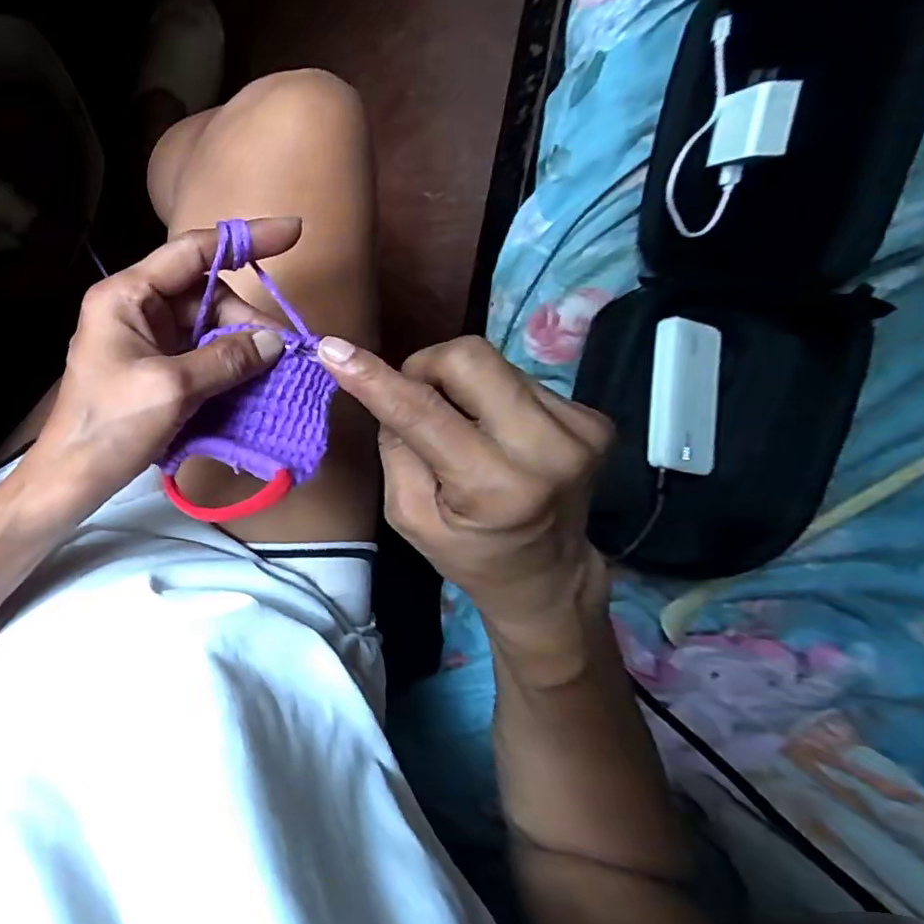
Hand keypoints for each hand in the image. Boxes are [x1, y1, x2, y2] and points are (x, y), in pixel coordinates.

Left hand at [16, 217, 302, 518]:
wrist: (70, 476)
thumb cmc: (109, 426)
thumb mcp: (172, 388)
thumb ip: (225, 358)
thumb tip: (274, 341)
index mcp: (125, 296)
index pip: (191, 251)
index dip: (243, 240)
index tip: (295, 232)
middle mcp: (132, 308)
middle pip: (202, 293)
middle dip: (243, 317)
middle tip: (282, 349)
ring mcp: (140, 340)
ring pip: (202, 326)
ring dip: (237, 345)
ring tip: (270, 371)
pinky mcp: (148, 368)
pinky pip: (194, 353)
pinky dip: (221, 364)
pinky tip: (249, 381)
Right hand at [316, 334, 615, 648]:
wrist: (549, 573)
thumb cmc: (465, 551)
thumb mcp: (408, 514)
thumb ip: (398, 450)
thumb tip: (387, 389)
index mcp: (495, 486)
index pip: (422, 412)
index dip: (373, 378)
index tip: (332, 350)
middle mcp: (548, 447)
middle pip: (468, 358)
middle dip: (422, 368)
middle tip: (410, 400)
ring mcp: (578, 427)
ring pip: (490, 362)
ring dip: (454, 385)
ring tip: (455, 426)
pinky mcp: (591, 415)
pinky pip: (513, 376)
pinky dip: (484, 395)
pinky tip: (488, 430)